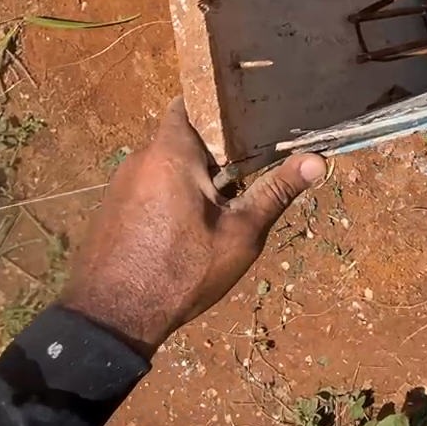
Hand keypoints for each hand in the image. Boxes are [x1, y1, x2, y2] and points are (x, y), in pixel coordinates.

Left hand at [58, 98, 325, 354]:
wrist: (108, 324)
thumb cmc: (180, 271)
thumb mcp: (240, 233)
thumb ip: (276, 190)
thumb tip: (318, 160)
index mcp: (170, 152)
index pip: (192, 101)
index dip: (221, 101)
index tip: (252, 109)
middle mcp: (140, 159)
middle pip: (186, 134)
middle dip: (218, 144)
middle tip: (256, 155)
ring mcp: (121, 185)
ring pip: (169, 162)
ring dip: (197, 171)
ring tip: (232, 189)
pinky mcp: (113, 209)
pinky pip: (152, 184)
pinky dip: (175, 190)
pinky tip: (196, 219)